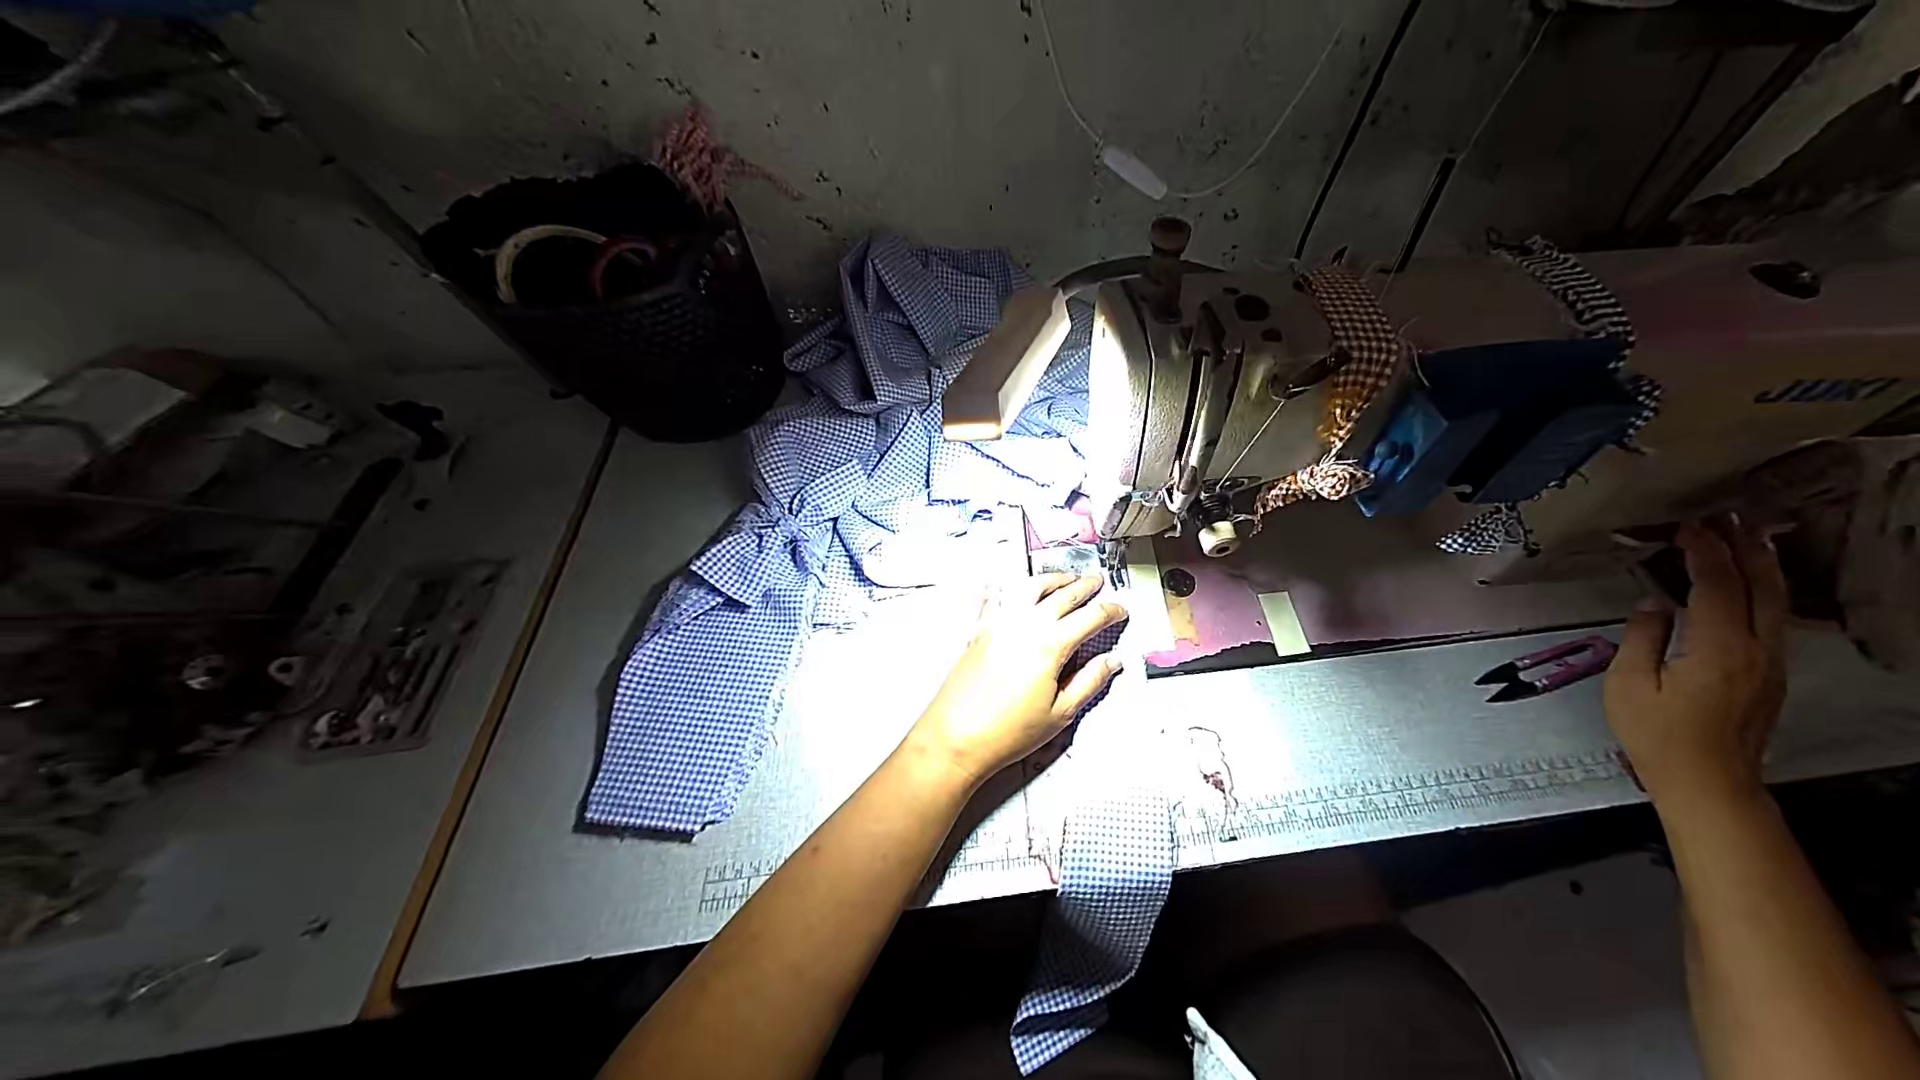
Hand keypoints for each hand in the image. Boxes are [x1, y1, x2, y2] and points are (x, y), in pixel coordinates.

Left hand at [904, 573, 1127, 789]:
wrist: (955, 736)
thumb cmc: (1003, 732)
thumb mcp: (1059, 713)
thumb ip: (1089, 682)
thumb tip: (1111, 663)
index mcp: (1050, 645)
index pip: (1090, 616)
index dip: (1110, 610)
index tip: (1119, 611)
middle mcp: (1025, 626)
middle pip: (1063, 594)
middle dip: (1085, 585)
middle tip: (1096, 582)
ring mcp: (999, 623)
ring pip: (1031, 586)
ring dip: (1053, 579)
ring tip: (1065, 578)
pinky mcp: (980, 629)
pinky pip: (999, 596)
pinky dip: (1012, 586)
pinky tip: (1016, 585)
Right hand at [1604, 519, 1787, 806]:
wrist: (1708, 781)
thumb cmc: (1658, 735)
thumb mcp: (1629, 684)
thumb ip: (1642, 638)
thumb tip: (1653, 605)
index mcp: (1720, 650)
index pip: (1718, 588)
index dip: (1706, 553)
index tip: (1691, 527)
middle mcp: (1758, 652)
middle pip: (1764, 588)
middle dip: (1747, 549)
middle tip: (1730, 518)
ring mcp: (1771, 665)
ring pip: (1777, 603)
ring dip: (1762, 567)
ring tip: (1746, 539)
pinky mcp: (1770, 675)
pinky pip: (1772, 620)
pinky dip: (1761, 591)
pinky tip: (1749, 584)